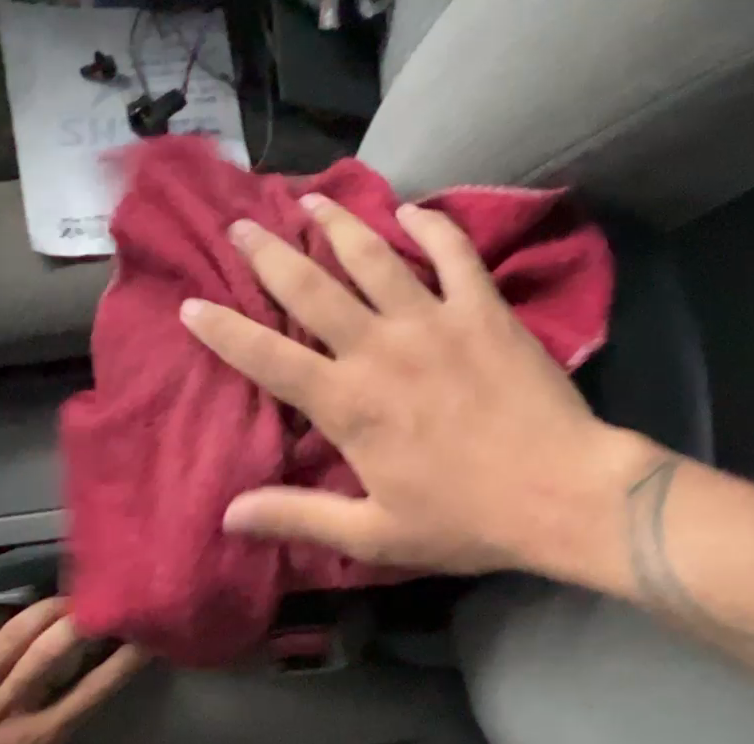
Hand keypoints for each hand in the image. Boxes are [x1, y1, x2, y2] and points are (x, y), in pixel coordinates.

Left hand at [0, 599, 146, 743]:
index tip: (144, 637)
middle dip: (81, 620)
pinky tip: (11, 611)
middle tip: (100, 603)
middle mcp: (9, 704)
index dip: (123, 661)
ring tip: (63, 599)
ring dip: (44, 609)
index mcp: (40, 736)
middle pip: (52, 648)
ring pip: (13, 632)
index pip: (92, 690)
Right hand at [178, 195, 661, 584]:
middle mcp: (381, 349)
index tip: (192, 307)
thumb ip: (299, 517)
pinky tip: (415, 211)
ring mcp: (435, 321)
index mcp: (349, 404)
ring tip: (312, 200)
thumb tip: (229, 516)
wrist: (562, 494)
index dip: (224, 332)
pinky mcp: (485, 310)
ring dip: (339, 223)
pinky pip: (454, 253)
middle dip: (269, 254)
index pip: (268, 358)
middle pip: (311, 288)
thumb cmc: (465, 521)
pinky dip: (433, 226)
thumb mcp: (374, 534)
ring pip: (375, 255)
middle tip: (242, 226)